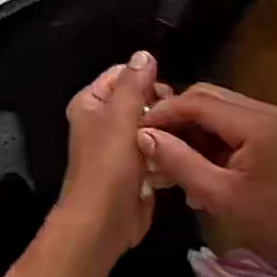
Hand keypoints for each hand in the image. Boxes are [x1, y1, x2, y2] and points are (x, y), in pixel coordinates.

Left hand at [57, 52, 169, 260]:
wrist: (104, 221)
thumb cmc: (108, 164)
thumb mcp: (121, 116)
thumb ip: (133, 84)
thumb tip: (144, 55)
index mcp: (90, 102)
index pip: (122, 75)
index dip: (146, 80)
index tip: (168, 93)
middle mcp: (102, 121)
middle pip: (141, 101)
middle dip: (162, 108)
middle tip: (177, 121)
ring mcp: (120, 146)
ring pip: (153, 127)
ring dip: (169, 133)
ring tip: (185, 141)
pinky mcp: (136, 170)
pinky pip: (157, 153)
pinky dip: (168, 156)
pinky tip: (182, 161)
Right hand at [138, 85, 276, 276]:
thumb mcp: (223, 198)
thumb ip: (180, 162)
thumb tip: (143, 135)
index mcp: (256, 123)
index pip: (195, 101)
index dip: (161, 112)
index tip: (134, 131)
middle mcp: (268, 113)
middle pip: (207, 99)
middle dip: (176, 118)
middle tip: (149, 143)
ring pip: (220, 114)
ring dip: (193, 131)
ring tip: (170, 160)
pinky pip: (237, 130)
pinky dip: (213, 144)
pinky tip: (199, 171)